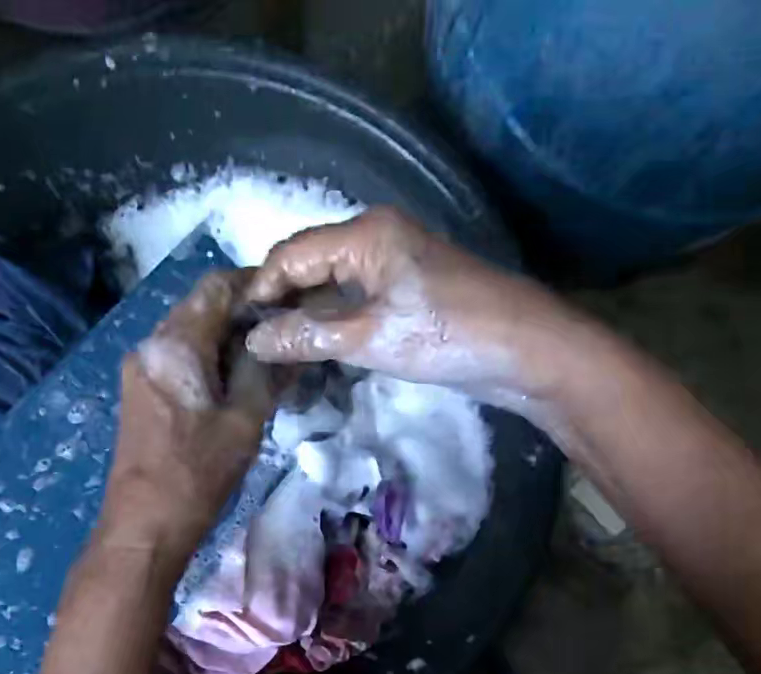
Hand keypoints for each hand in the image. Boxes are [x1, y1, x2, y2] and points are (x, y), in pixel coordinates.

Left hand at [96, 270, 272, 566]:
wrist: (142, 525)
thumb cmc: (196, 474)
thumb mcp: (244, 421)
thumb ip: (264, 372)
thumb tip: (285, 339)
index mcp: (175, 343)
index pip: (216, 286)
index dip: (255, 284)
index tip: (290, 298)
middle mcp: (150, 345)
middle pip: (200, 308)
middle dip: (242, 314)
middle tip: (284, 332)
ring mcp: (139, 370)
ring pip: (188, 334)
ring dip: (225, 339)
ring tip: (265, 359)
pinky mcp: (139, 393)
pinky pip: (176, 360)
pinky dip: (206, 360)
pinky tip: (233, 382)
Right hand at [244, 207, 618, 414]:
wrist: (526, 350)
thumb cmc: (449, 335)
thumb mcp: (370, 338)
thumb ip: (308, 336)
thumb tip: (253, 340)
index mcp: (365, 233)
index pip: (290, 254)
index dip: (259, 290)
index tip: (234, 329)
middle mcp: (374, 237)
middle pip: (306, 264)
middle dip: (277, 302)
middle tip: (247, 344)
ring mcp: (391, 264)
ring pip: (327, 285)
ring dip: (301, 316)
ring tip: (270, 352)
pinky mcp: (403, 291)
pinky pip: (350, 301)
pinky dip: (327, 324)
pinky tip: (309, 351)